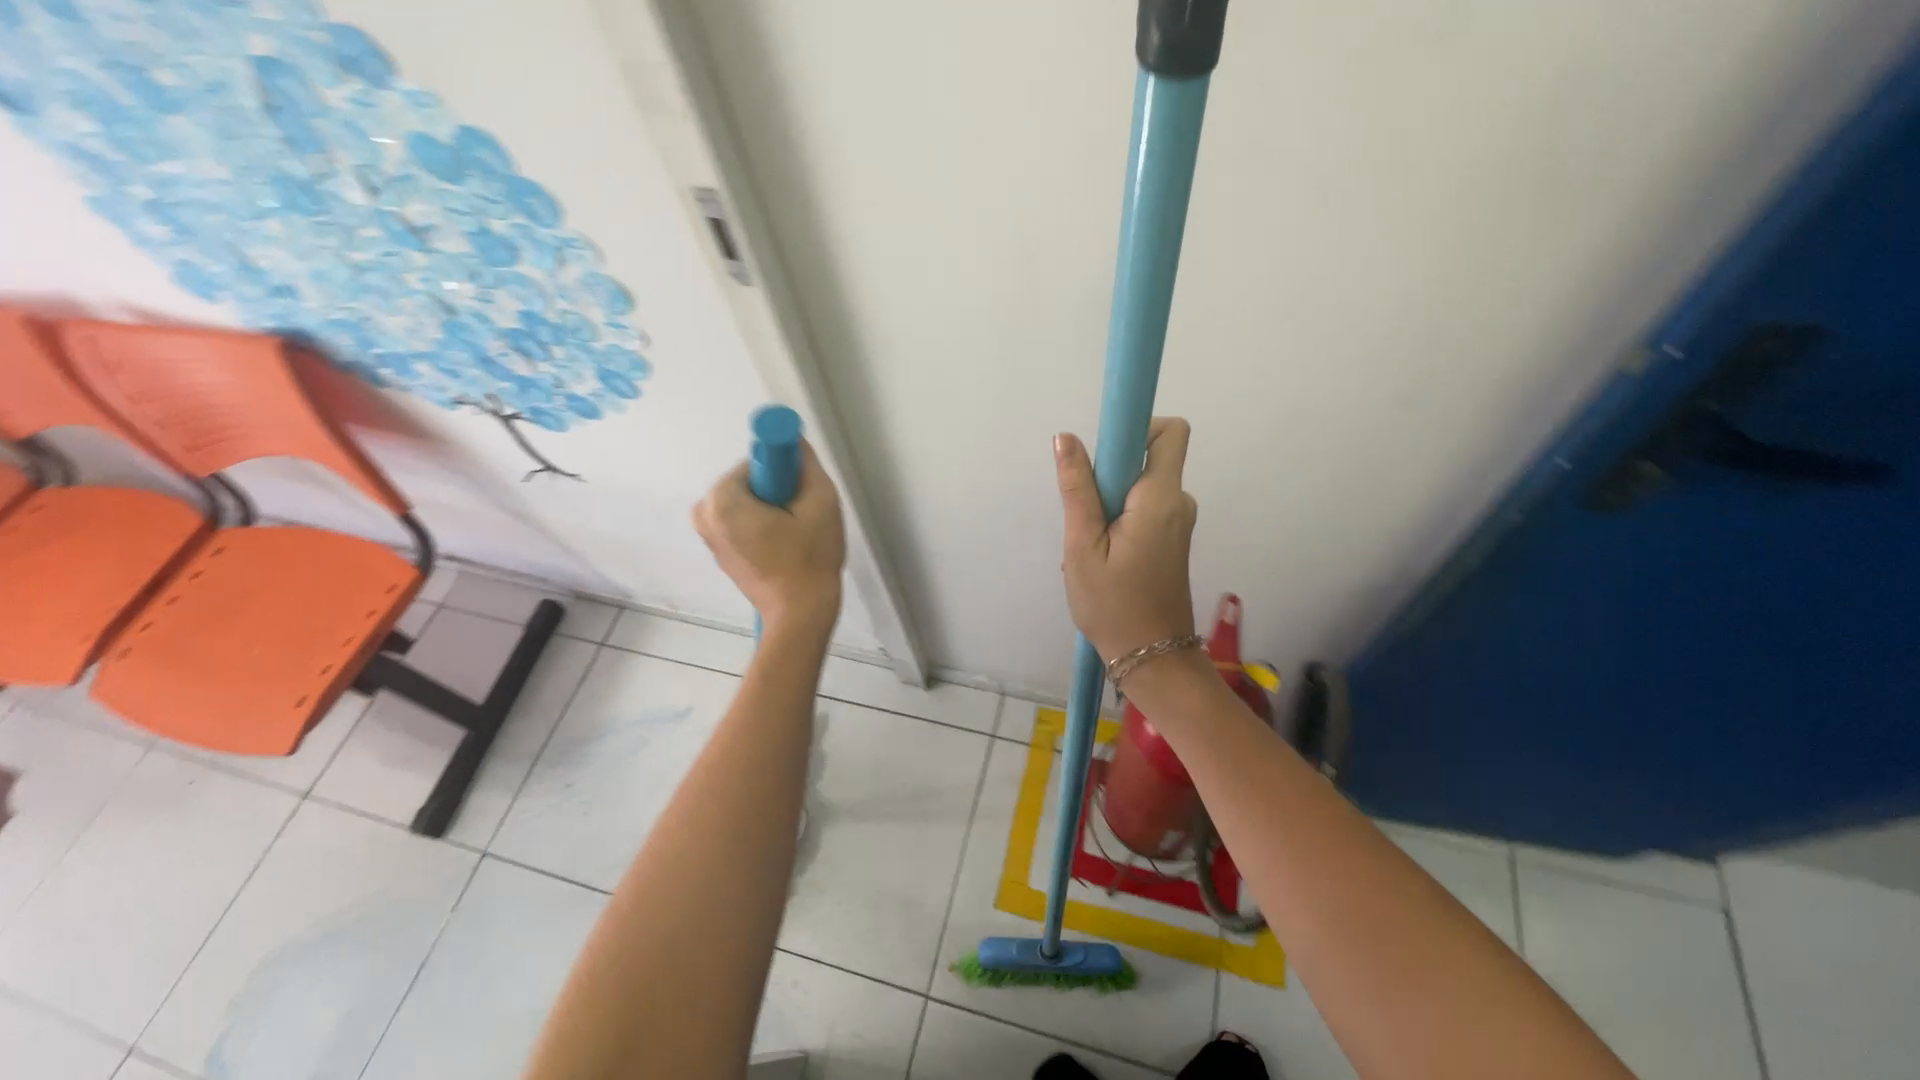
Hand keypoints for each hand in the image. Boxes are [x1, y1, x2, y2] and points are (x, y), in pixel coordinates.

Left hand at [694, 440, 845, 631]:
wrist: (800, 614)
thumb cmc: (810, 558)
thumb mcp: (821, 502)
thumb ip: (807, 464)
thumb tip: (795, 443)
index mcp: (722, 500)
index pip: (757, 463)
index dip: (784, 475)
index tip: (800, 498)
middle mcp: (705, 514)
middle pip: (750, 482)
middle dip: (777, 493)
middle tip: (801, 517)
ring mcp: (708, 537)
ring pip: (747, 502)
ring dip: (770, 509)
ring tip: (794, 535)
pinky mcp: (719, 552)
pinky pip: (741, 522)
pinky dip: (761, 525)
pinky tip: (783, 547)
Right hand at [1054, 417, 1197, 661]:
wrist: (1152, 658)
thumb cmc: (1113, 606)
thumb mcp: (1082, 548)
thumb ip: (1076, 490)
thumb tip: (1067, 438)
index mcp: (1161, 498)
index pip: (1169, 431)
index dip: (1136, 427)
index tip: (1102, 455)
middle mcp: (1179, 502)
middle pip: (1148, 457)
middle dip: (1110, 475)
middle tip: (1086, 520)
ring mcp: (1179, 521)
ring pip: (1139, 486)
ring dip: (1110, 504)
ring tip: (1091, 549)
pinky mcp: (1172, 538)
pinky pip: (1142, 508)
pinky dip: (1120, 521)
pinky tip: (1103, 558)